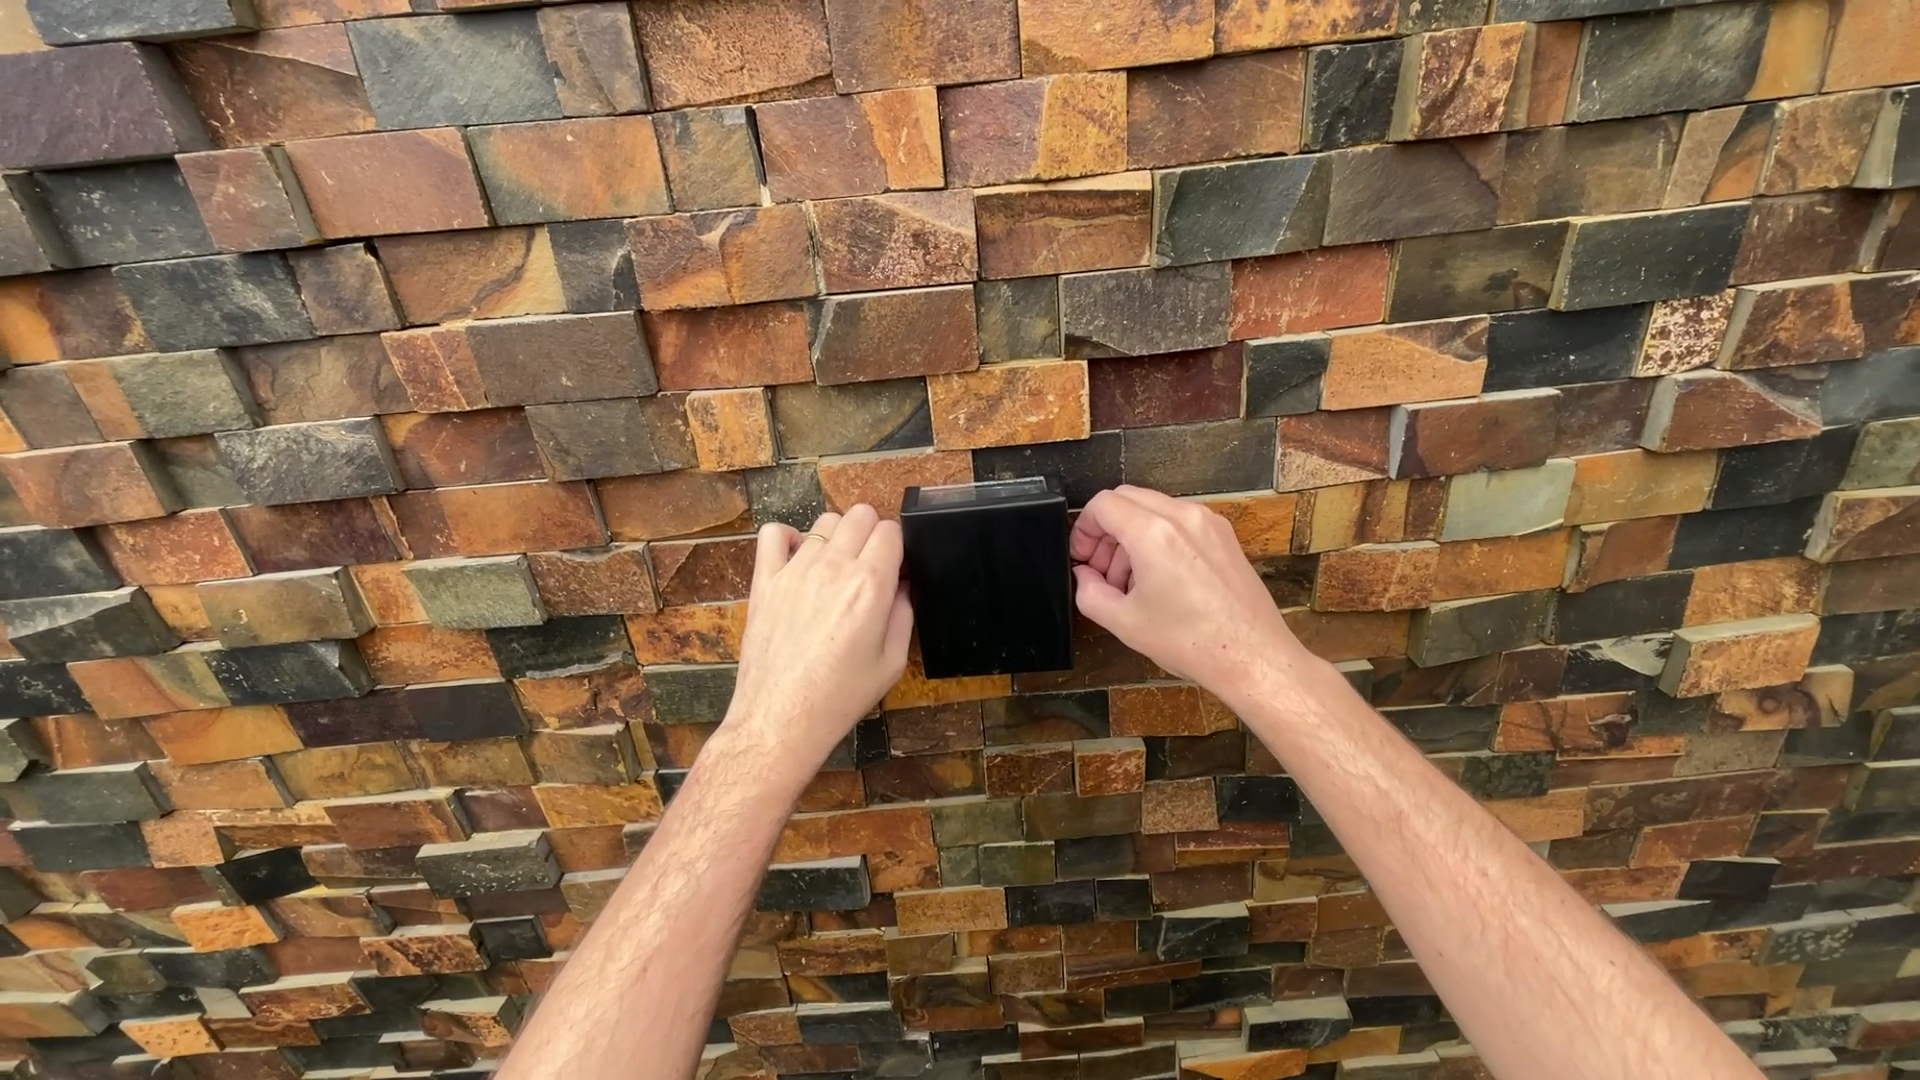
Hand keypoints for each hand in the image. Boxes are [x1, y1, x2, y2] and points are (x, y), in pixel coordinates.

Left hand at [725, 505, 912, 765]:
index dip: (898, 546)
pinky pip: (773, 533)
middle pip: (861, 515)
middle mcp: (834, 568)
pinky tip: (798, 558)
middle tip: (871, 564)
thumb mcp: (892, 663)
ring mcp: (795, 570)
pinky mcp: (766, 580)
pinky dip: (788, 537)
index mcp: (870, 586)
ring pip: (825, 521)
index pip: (891, 531)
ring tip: (837, 566)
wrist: (781, 719)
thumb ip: (904, 615)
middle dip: (872, 533)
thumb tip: (904, 587)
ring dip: (838, 535)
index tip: (895, 567)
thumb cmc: (839, 697)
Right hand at [1071, 486, 1306, 700]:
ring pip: (1152, 508)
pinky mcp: (1223, 536)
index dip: (1083, 529)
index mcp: (1154, 534)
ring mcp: (1208, 523)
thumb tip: (1085, 577)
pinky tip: (1157, 580)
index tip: (1082, 556)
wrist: (1252, 656)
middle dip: (1105, 530)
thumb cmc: (1194, 641)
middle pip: (1126, 498)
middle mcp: (1183, 517)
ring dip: (1130, 535)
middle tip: (1099, 568)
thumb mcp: (1123, 622)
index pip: (1103, 504)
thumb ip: (1089, 592)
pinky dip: (1157, 539)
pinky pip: (1178, 521)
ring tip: (1128, 581)